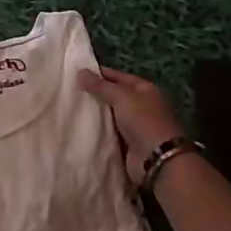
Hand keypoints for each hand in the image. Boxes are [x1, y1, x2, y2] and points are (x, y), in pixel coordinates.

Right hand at [80, 68, 185, 183]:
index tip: (80, 73)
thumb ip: (100, 86)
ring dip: (97, 114)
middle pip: (116, 96)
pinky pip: (110, 133)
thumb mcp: (121, 97)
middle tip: (73, 91)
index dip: (101, 74)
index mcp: (145, 90)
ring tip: (73, 108)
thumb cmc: (143, 121)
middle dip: (97, 95)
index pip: (120, 77)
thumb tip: (80, 71)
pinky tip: (82, 128)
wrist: (156, 159)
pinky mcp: (129, 144)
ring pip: (111, 116)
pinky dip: (99, 131)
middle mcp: (142, 106)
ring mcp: (136, 126)